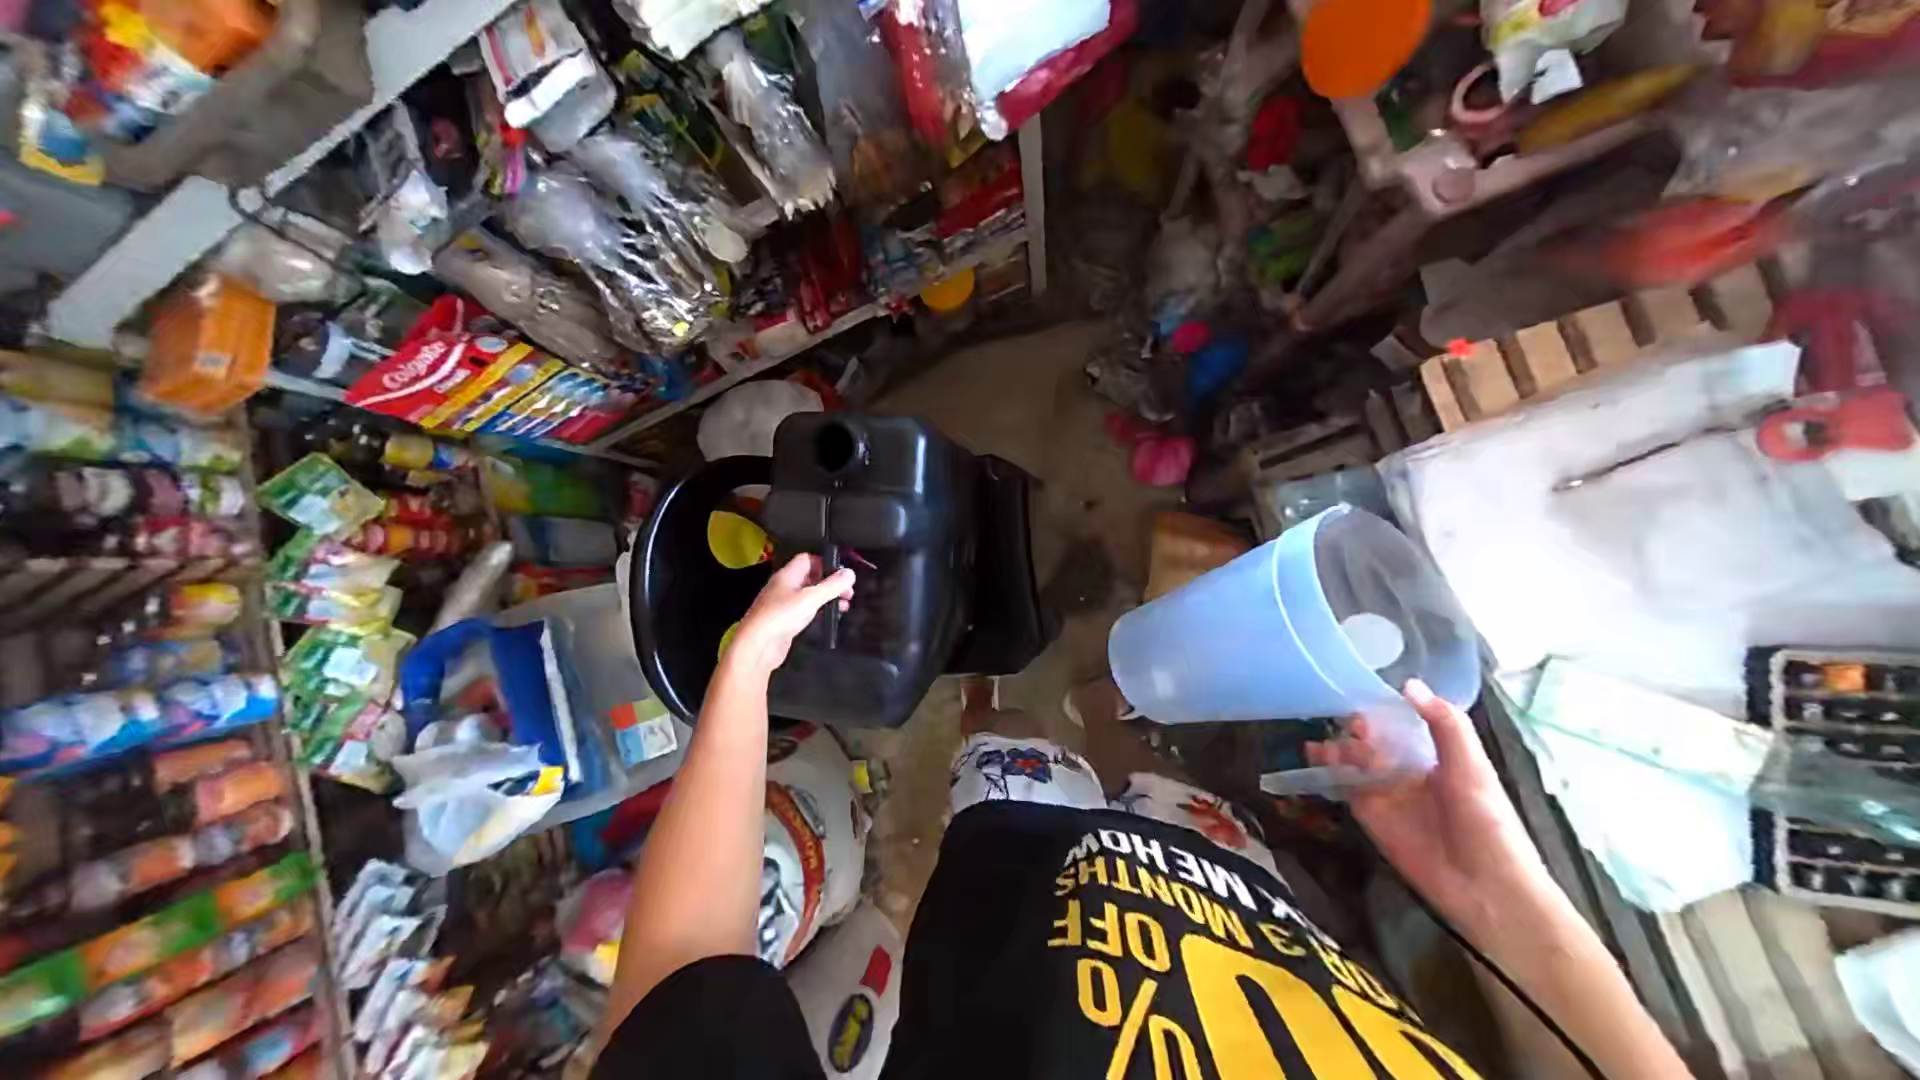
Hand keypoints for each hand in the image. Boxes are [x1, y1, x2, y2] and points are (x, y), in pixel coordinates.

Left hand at [727, 554, 854, 673]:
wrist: (757, 646)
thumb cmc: (780, 617)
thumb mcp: (811, 598)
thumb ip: (832, 585)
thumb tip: (849, 573)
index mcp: (787, 575)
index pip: (807, 559)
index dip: (825, 563)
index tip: (842, 574)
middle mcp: (784, 587)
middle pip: (811, 577)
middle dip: (830, 583)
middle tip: (847, 592)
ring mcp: (784, 604)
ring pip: (809, 595)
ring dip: (826, 598)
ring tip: (842, 606)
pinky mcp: (785, 620)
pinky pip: (805, 610)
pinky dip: (818, 611)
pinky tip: (828, 618)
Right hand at [1307, 679, 1554, 932]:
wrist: (1486, 887)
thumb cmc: (1487, 821)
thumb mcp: (1471, 766)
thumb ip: (1444, 724)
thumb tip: (1407, 683)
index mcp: (1433, 756)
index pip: (1399, 724)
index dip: (1378, 710)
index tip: (1356, 693)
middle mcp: (1405, 770)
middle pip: (1369, 741)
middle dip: (1350, 730)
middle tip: (1336, 724)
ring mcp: (1385, 793)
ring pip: (1351, 762)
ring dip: (1334, 750)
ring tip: (1318, 746)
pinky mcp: (1368, 815)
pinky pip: (1343, 788)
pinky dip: (1326, 774)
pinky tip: (1313, 762)